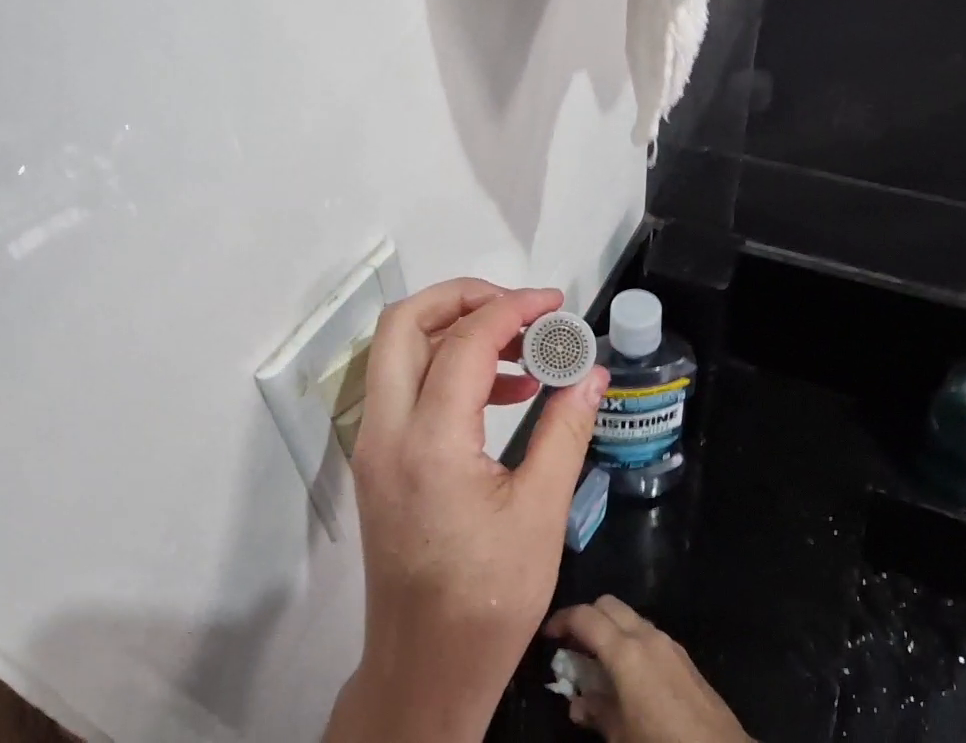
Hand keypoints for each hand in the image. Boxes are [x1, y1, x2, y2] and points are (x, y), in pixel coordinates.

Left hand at [324, 279, 608, 742]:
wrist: (427, 667)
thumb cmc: (489, 598)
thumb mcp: (540, 512)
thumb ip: (565, 429)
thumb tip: (591, 373)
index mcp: (429, 441)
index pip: (466, 341)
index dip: (514, 309)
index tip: (556, 305)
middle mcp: (387, 431)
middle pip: (403, 324)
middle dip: (463, 298)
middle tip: (522, 310)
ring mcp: (375, 447)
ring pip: (398, 353)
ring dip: (455, 333)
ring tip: (524, 351)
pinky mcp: (379, 463)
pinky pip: (404, 389)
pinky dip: (446, 370)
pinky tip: (504, 393)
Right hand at [545, 596, 751, 742]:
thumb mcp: (620, 735)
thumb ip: (596, 711)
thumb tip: (578, 702)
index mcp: (626, 652)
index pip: (585, 617)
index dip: (562, 620)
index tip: (547, 635)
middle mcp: (647, 636)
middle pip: (608, 604)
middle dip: (586, 617)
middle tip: (571, 646)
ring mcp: (668, 643)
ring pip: (630, 617)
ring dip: (609, 628)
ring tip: (596, 661)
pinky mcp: (683, 657)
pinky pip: (648, 633)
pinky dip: (629, 640)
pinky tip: (625, 673)